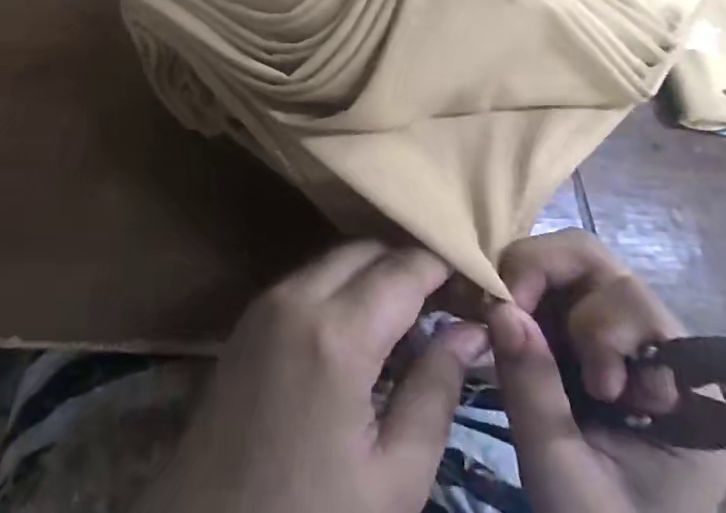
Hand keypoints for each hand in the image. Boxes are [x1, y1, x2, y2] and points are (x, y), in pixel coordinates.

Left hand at [134, 241, 487, 512]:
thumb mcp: (395, 475)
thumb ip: (436, 389)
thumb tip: (471, 330)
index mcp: (337, 333)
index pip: (406, 268)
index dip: (446, 266)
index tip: (477, 281)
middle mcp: (297, 298)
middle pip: (368, 250)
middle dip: (410, 265)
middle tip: (447, 302)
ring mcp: (265, 304)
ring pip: (335, 259)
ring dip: (375, 273)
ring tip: (410, 317)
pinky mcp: (247, 320)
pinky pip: (307, 279)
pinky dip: (341, 285)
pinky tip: (361, 328)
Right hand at [488, 229, 725, 512]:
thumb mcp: (565, 477)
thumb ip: (535, 395)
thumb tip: (499, 309)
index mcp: (684, 384)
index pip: (636, 302)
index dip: (591, 320)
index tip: (581, 384)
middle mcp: (655, 342)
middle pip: (599, 266)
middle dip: (544, 276)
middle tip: (510, 318)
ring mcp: (617, 336)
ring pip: (571, 269)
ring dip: (530, 288)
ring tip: (513, 340)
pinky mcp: (585, 341)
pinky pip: (553, 293)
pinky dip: (523, 299)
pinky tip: (511, 339)